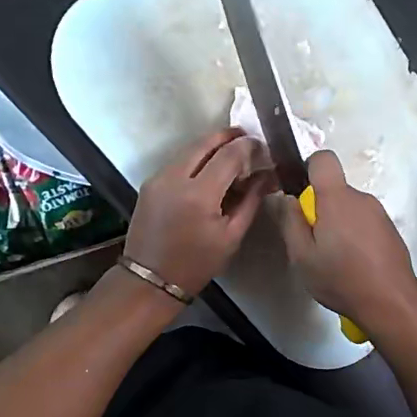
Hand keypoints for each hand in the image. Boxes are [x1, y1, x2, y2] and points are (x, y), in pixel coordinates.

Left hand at [124, 128, 274, 295]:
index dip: (248, 146)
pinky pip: (177, 161)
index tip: (263, 146)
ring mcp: (158, 178)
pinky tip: (209, 168)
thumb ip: (251, 201)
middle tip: (248, 138)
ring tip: (232, 151)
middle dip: (228, 136)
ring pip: (189, 149)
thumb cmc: (198, 263)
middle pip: (205, 143)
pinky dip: (196, 158)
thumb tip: (267, 176)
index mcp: (199, 194)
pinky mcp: (150, 183)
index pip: (229, 155)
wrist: (152, 279)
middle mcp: (175, 178)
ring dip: (211, 146)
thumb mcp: (231, 236)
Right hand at [270, 151, 416, 329]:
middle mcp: (362, 199)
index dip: (309, 169)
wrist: (391, 302)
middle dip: (322, 210)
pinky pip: (366, 224)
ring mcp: (380, 214)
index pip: (324, 159)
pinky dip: (357, 238)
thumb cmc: (341, 279)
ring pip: (351, 209)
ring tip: (335, 260)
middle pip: (336, 191)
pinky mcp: (391, 231)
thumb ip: (290, 222)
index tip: (301, 196)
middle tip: (315, 244)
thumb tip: (287, 199)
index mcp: (337, 198)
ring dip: (340, 226)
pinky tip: (354, 266)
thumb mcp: (302, 256)